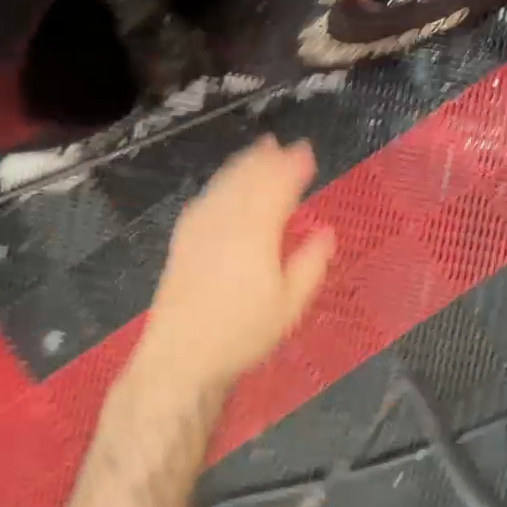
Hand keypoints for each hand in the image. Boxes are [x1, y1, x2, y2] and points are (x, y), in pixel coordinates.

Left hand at [135, 136, 335, 391]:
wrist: (179, 361)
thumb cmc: (243, 334)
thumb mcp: (290, 306)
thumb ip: (311, 264)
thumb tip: (326, 231)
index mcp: (256, 235)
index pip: (276, 188)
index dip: (292, 167)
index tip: (307, 151)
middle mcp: (225, 225)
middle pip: (248, 181)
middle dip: (269, 159)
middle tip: (287, 146)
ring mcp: (199, 233)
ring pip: (223, 187)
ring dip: (243, 165)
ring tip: (259, 151)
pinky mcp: (182, 245)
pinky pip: (202, 202)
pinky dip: (218, 185)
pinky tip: (222, 184)